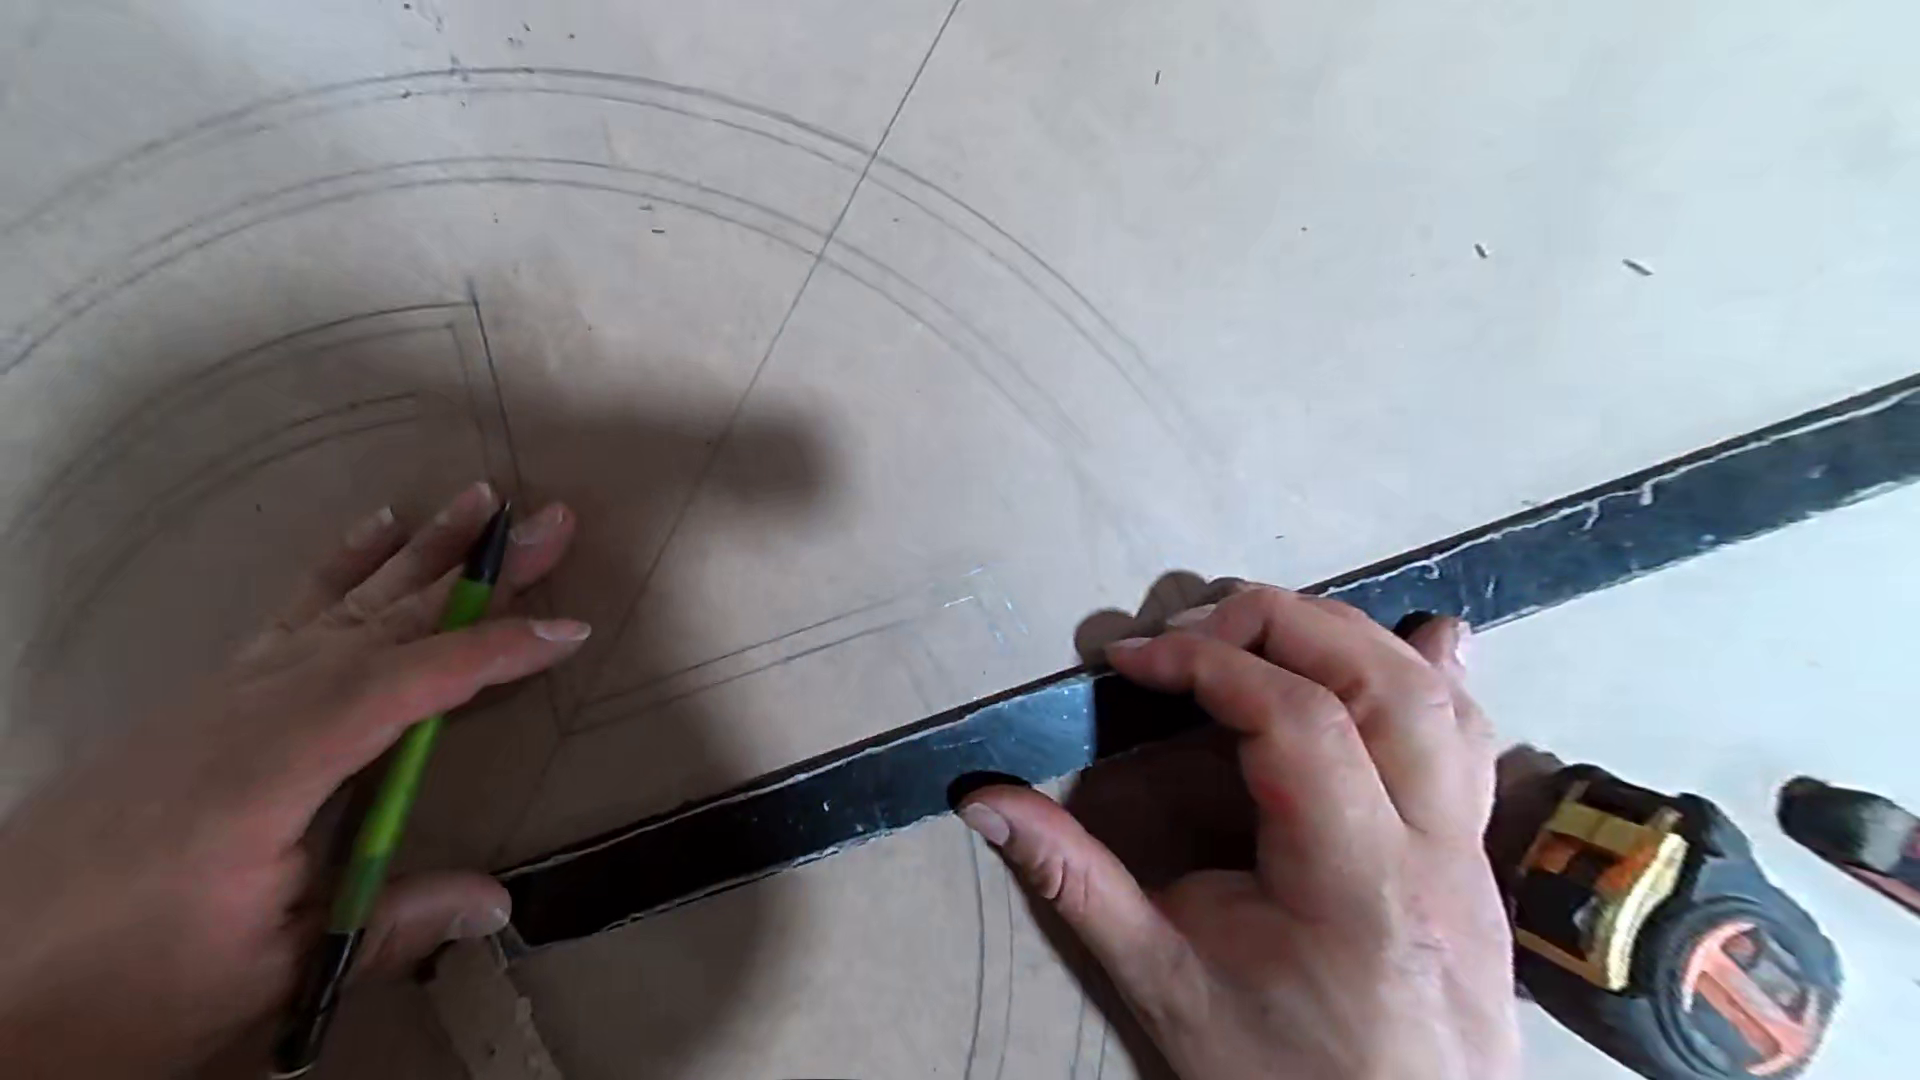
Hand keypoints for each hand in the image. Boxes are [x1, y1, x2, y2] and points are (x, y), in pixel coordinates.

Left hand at [0, 483, 585, 1077]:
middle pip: (388, 622)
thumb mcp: (254, 982)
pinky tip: (380, 527)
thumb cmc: (105, 993)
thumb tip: (502, 905)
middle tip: (549, 523)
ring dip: (427, 548)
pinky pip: (300, 609)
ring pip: (351, 602)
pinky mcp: (220, 692)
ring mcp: (229, 691)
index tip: (569, 630)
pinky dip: (348, 561)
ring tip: (481, 499)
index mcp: (262, 773)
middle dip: (479, 571)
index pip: (402, 686)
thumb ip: (387, 927)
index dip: (491, 652)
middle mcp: (247, 710)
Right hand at [958, 585, 1518, 1079]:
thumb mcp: (1158, 980)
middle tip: (1188, 629)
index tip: (1132, 660)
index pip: (1297, 720)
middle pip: (1378, 681)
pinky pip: (1472, 734)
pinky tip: (1415, 637)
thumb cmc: (1277, 1070)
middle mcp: (1438, 850)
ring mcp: (1474, 846)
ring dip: (1336, 632)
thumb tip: (982, 800)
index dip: (1206, 662)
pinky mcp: (1479, 849)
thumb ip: (1071, 879)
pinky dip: (1430, 669)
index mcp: (1356, 885)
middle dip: (1274, 622)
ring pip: (1431, 694)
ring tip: (1252, 627)